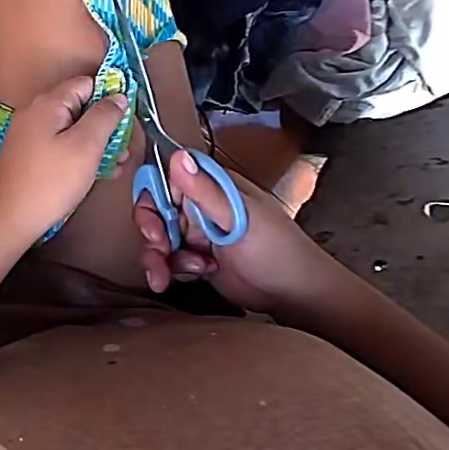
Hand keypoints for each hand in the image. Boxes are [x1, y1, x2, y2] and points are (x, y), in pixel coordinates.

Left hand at [0, 75, 128, 242]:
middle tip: (125, 146)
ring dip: (97, 142)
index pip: (86, 83)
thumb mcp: (86, 146)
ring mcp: (30, 135)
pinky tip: (96, 172)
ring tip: (117, 163)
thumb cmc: (51, 182)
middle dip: (105, 123)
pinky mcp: (29, 156)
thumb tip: (118, 96)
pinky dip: (80, 154)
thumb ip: (105, 116)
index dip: (110, 95)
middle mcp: (36, 113)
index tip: (127, 117)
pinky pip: (61, 145)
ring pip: (72, 128)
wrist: (12, 219)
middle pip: (79, 106)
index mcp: (48, 104)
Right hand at [136, 149, 356, 321]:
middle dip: (153, 234)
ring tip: (166, 276)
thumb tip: (179, 156)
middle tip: (160, 250)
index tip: (155, 225)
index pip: (168, 181)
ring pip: (161, 239)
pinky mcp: (198, 258)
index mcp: (213, 186)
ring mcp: (200, 233)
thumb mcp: (239, 219)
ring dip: (158, 258)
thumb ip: (205, 191)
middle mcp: (203, 205)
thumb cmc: (277, 249)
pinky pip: (171, 260)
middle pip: (158, 212)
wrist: (295, 293)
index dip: (153, 200)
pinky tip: (194, 276)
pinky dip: (170, 270)